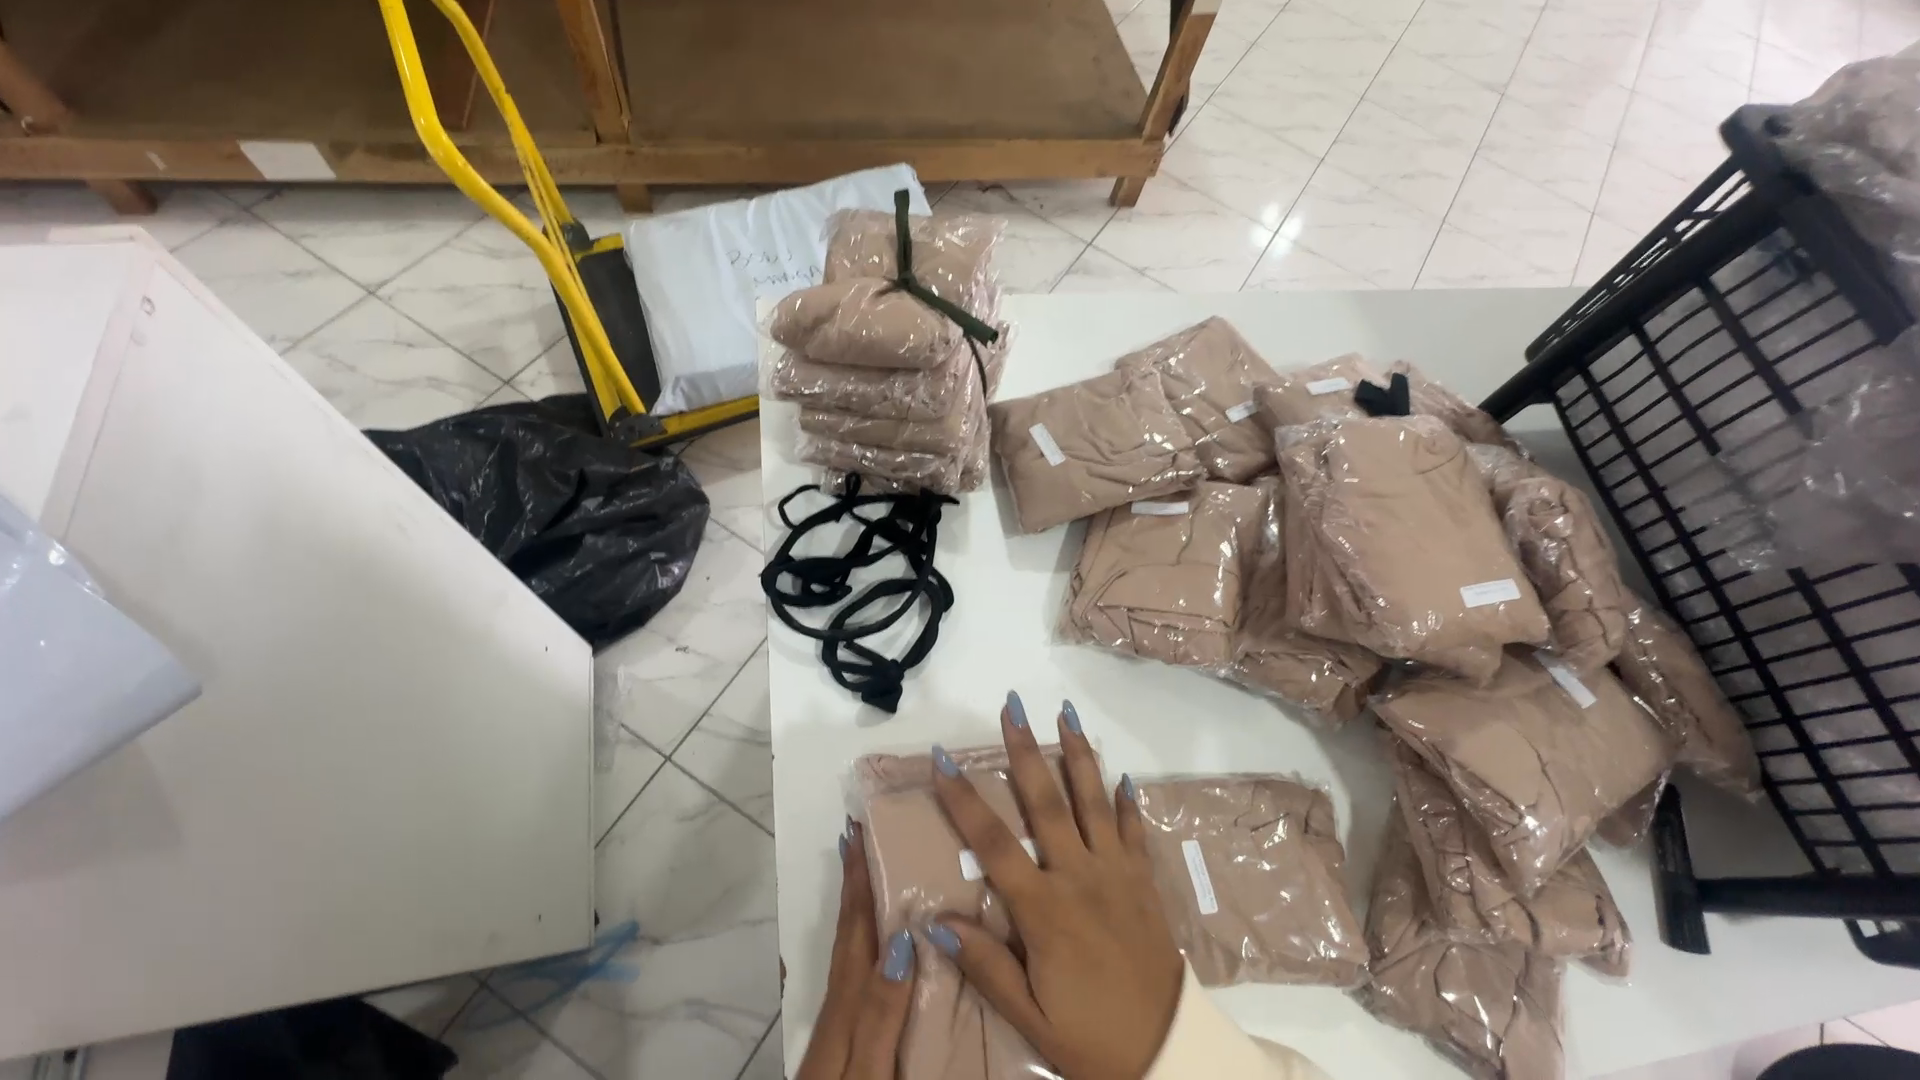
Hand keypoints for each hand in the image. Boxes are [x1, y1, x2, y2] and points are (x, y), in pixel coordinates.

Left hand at [796, 820, 916, 1079]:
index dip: (858, 878)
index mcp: (850, 1004)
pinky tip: (884, 950)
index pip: (858, 929)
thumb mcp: (869, 1069)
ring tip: (875, 872)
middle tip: (864, 834)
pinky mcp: (847, 1044)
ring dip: (861, 908)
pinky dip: (866, 947)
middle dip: (856, 881)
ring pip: (853, 952)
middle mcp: (843, 1005)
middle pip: (850, 933)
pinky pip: (859, 977)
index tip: (859, 827)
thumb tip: (902, 936)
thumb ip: (883, 1009)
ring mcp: (842, 1025)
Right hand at [927, 693, 1184, 1079]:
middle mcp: (1079, 877)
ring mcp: (1117, 874)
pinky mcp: (1144, 882)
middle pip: (1046, 804)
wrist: (1170, 1051)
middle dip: (1026, 751)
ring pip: (1093, 802)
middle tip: (1012, 707)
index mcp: (1043, 910)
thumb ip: (986, 965)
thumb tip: (935, 922)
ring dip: (1078, 755)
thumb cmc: (1091, 1037)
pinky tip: (1123, 774)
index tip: (942, 760)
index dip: (964, 800)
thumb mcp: (1029, 1017)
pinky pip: (1134, 831)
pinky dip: (1127, 801)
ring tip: (1065, 714)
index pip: (994, 844)